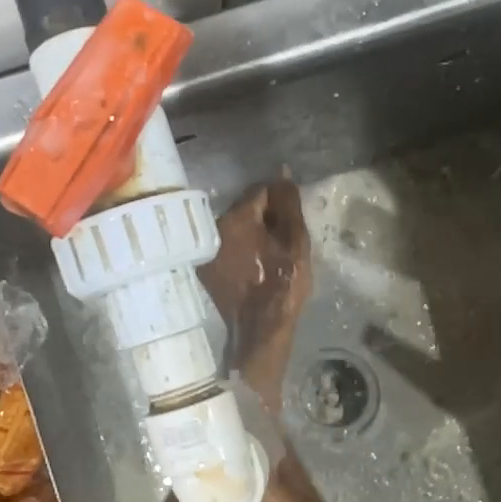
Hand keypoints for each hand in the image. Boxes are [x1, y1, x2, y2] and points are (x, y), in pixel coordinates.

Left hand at [199, 179, 312, 412]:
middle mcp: (213, 227)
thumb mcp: (296, 240)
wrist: (261, 329)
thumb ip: (289, 204)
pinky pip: (224, 247)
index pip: (259, 191)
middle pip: (243, 210)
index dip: (279, 199)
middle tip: (282, 233)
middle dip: (262, 216)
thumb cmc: (284, 282)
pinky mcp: (204, 269)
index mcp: (237, 217)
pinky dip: (237, 249)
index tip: (291, 214)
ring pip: (232, 229)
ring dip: (249, 232)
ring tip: (268, 249)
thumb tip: (283, 172)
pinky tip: (252, 263)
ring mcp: (205, 249)